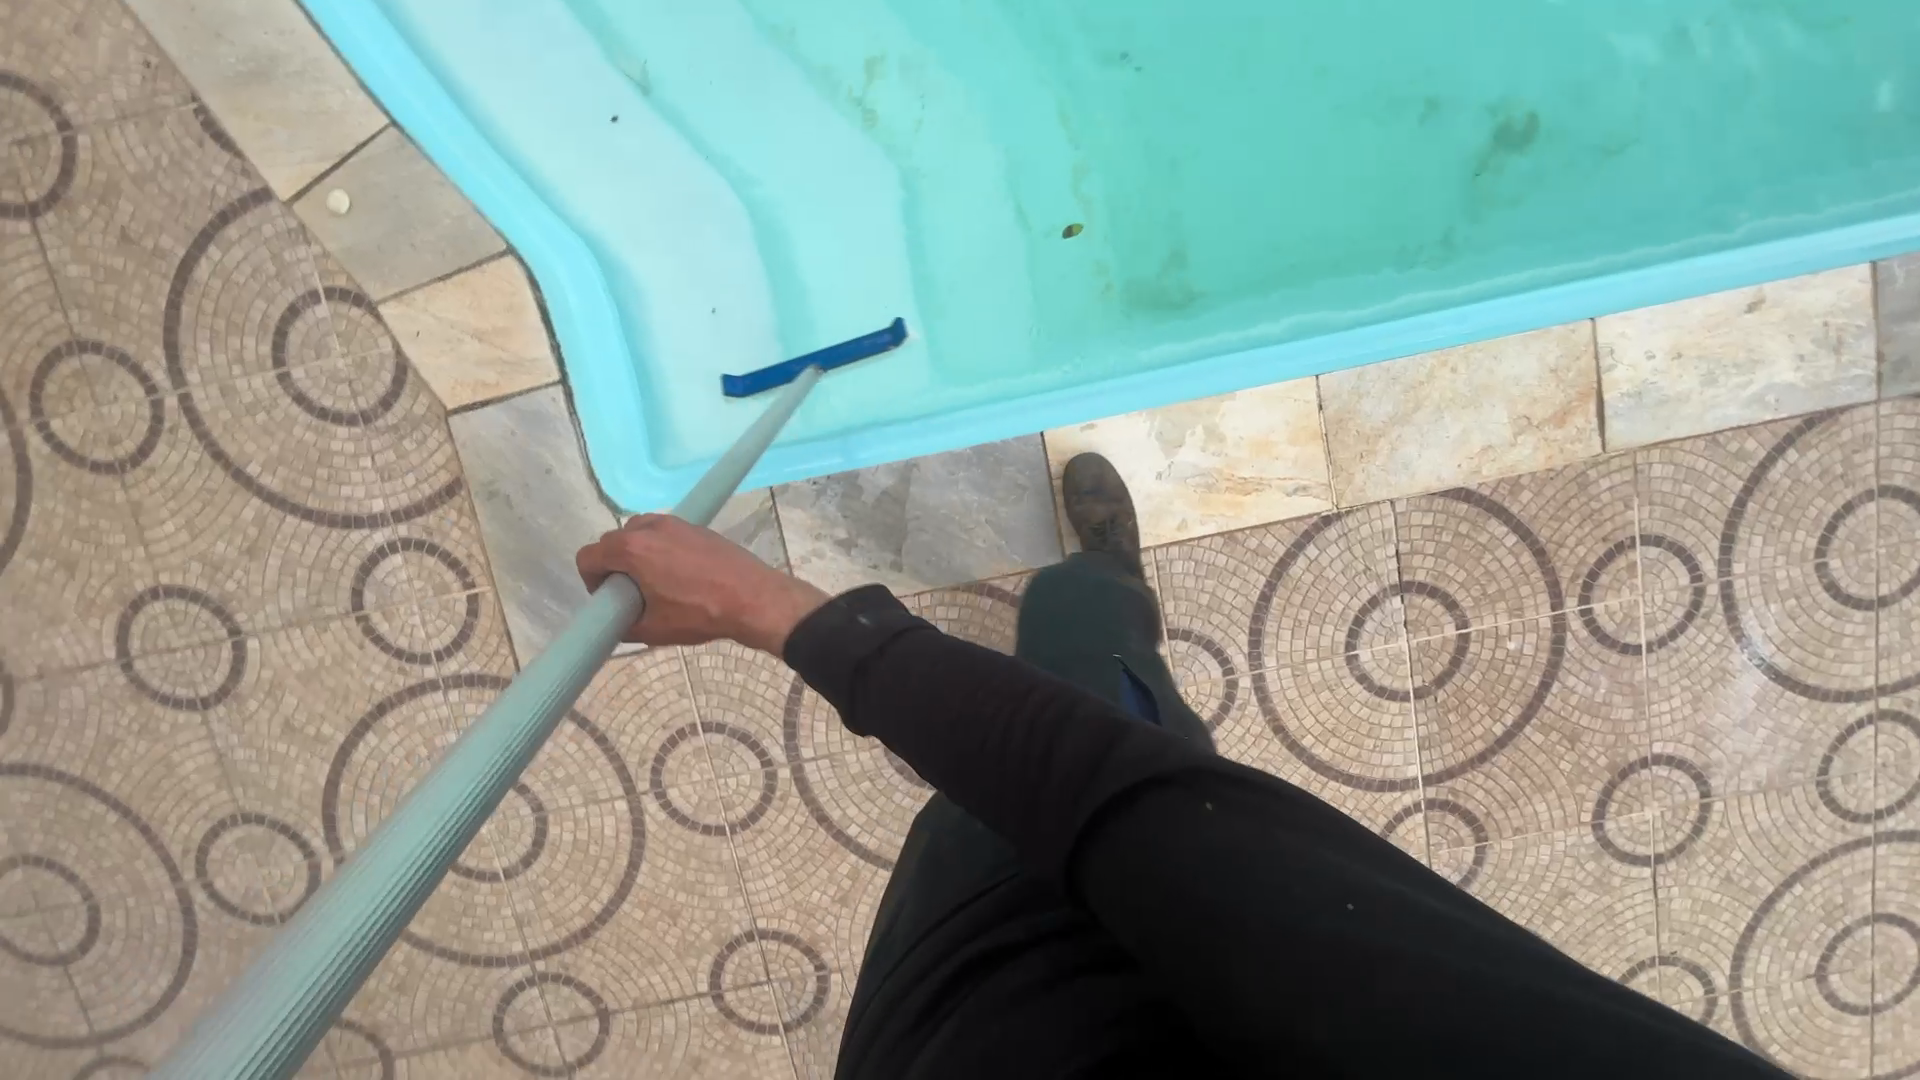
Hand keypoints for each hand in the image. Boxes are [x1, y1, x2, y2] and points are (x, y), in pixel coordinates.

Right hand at [576, 514, 829, 652]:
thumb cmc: (700, 613)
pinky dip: (663, 548)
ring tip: (657, 582)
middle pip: (614, 541)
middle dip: (615, 566)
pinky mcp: (699, 527)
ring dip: (639, 553)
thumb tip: (618, 622)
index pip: (589, 556)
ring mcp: (678, 523)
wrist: (754, 598)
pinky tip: (681, 574)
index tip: (610, 600)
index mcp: (632, 548)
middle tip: (632, 593)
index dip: (592, 581)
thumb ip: (623, 625)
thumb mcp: (653, 629)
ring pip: (641, 532)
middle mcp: (651, 527)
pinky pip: (667, 533)